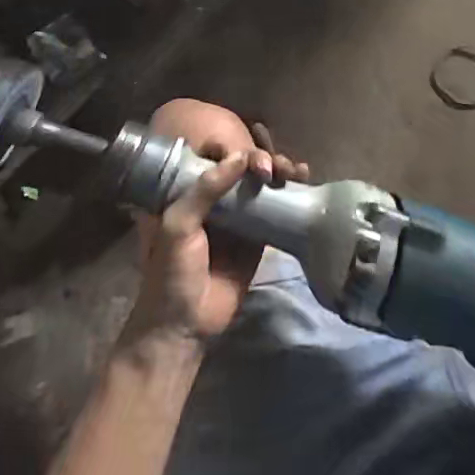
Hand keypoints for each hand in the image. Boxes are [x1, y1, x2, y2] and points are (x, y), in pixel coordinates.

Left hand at [121, 100, 308, 347]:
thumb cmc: (171, 274)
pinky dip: (291, 191)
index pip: (216, 157)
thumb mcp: (178, 226)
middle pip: (245, 166)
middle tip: (270, 169)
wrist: (185, 327)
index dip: (234, 147)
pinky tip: (303, 178)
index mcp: (190, 193)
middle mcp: (217, 200)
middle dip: (263, 158)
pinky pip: (277, 208)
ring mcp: (240, 218)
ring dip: (281, 169)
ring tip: (293, 171)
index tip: (248, 152)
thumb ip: (206, 189)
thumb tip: (240, 156)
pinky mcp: (260, 237)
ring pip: (264, 183)